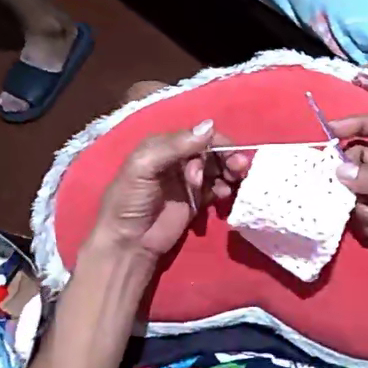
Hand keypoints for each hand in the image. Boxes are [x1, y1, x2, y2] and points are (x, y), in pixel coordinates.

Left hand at [87, 120, 249, 260]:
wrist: (128, 242)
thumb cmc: (130, 200)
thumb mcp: (145, 166)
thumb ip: (175, 146)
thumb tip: (210, 126)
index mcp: (163, 147)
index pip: (196, 136)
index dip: (215, 141)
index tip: (231, 150)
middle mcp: (177, 161)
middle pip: (210, 152)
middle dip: (227, 156)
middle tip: (239, 166)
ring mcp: (187, 182)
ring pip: (216, 169)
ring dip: (228, 172)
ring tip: (234, 180)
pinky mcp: (195, 202)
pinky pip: (215, 189)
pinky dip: (224, 189)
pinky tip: (224, 194)